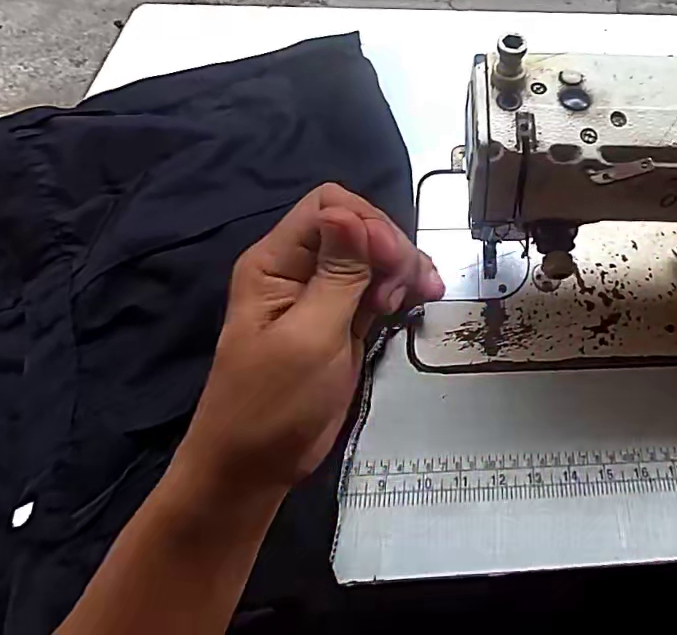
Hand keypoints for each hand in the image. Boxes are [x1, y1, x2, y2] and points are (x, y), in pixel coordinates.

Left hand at [179, 184, 441, 490]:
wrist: (255, 470)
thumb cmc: (271, 408)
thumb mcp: (308, 338)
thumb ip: (337, 274)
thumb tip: (348, 212)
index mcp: (276, 262)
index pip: (328, 206)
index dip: (365, 223)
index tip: (387, 261)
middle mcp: (299, 266)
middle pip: (359, 225)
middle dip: (390, 247)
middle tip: (403, 288)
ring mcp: (323, 290)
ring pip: (375, 252)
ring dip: (403, 265)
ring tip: (421, 292)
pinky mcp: (344, 313)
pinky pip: (380, 281)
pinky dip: (404, 284)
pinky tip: (422, 295)